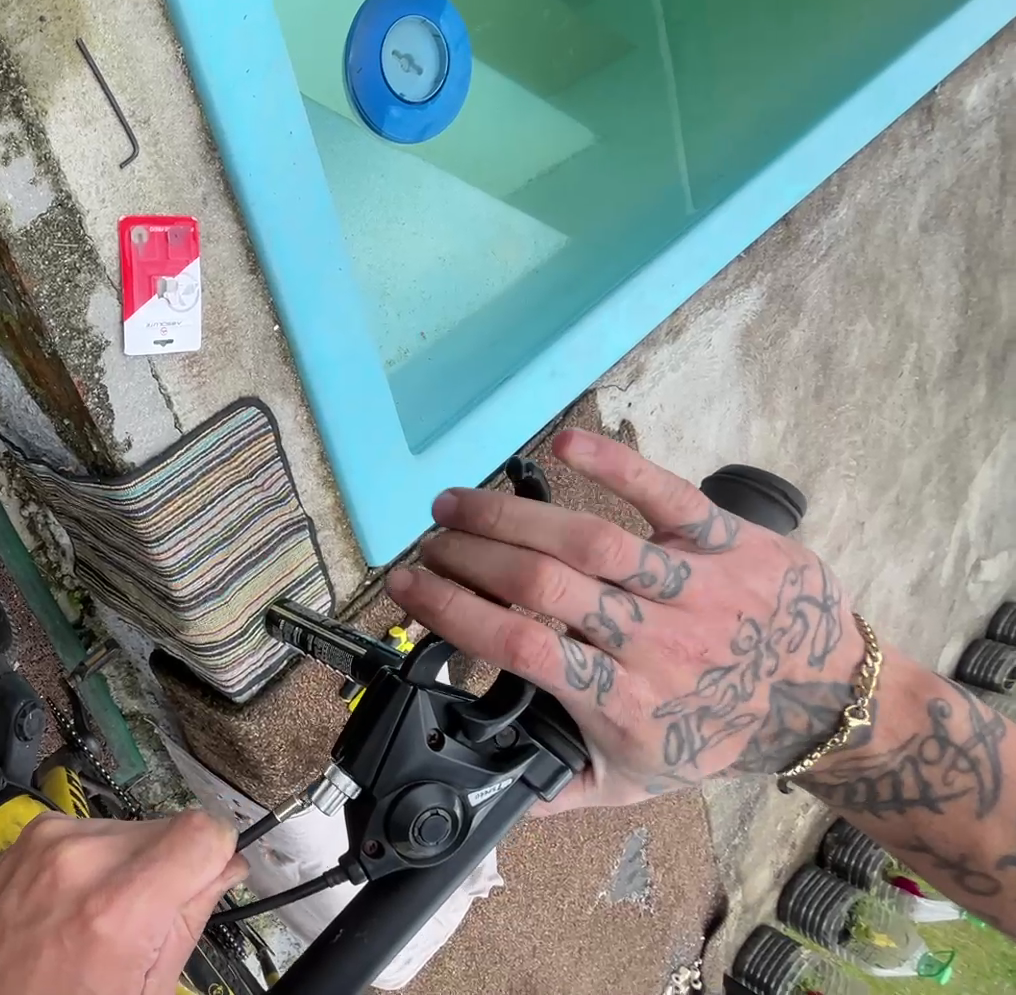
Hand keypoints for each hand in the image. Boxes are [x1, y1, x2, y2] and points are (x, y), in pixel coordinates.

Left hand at [0, 811, 246, 994]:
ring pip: (132, 825)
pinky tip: (80, 898)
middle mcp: (82, 858)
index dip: (218, 854)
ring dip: (135, 861)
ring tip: (107, 914)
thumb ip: (189, 921)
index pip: (201, 832)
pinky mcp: (34, 830)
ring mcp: (51, 837)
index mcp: (116, 909)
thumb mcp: (144, 992)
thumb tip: (225, 867)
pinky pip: (95, 827)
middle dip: (174, 865)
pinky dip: (100, 856)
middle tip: (150, 919)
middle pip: (169, 826)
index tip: (213, 876)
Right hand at [385, 429, 867, 811]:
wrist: (830, 706)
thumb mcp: (633, 780)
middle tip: (427, 544)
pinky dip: (614, 466)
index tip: (404, 586)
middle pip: (542, 584)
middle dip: (466, 556)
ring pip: (589, 540)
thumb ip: (556, 788)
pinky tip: (560, 445)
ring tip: (452, 504)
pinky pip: (667, 496)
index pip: (520, 646)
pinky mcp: (727, 541)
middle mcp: (656, 643)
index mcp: (623, 700)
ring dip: (507, 515)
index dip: (451, 609)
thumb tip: (475, 781)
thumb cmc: (710, 736)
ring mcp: (694, 587)